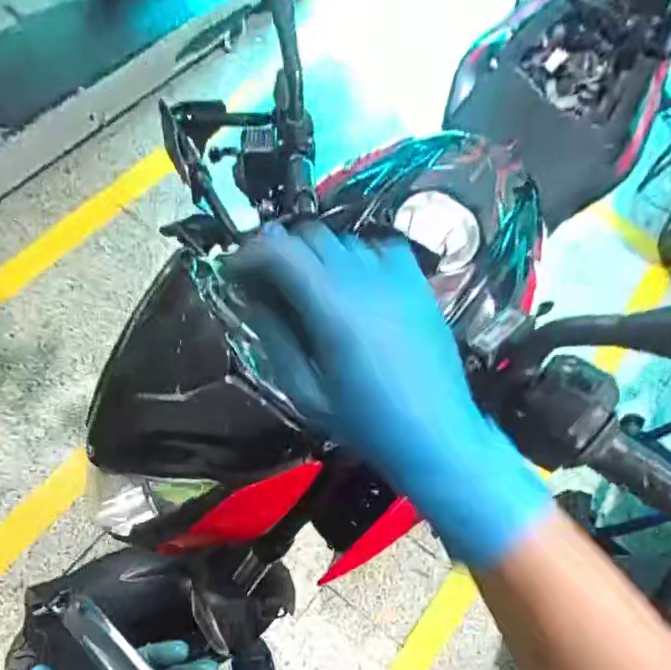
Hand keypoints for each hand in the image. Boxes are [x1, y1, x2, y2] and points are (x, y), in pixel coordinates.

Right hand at [227, 223, 550, 566]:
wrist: (435, 433)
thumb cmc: (367, 424)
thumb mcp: (307, 391)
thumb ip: (275, 338)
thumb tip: (251, 301)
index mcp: (332, 307)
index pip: (279, 251)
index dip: (248, 255)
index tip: (235, 272)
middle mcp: (365, 279)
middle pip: (310, 236)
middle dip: (281, 253)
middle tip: (266, 282)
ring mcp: (397, 277)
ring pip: (345, 241)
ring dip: (319, 256)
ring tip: (311, 289)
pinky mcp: (419, 284)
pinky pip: (381, 250)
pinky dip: (359, 259)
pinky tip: (355, 286)